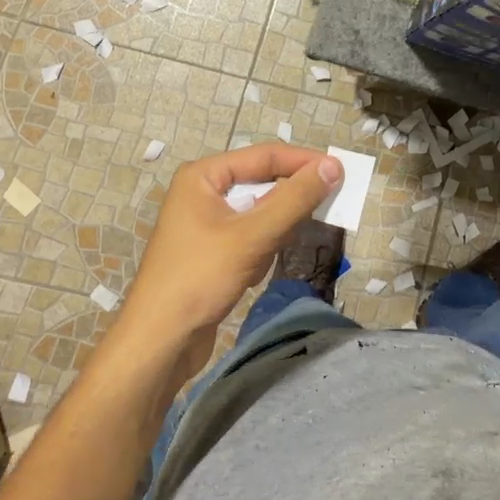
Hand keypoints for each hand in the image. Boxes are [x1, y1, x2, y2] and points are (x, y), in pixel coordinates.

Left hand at [121, 142, 342, 369]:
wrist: (158, 343)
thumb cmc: (200, 279)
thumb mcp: (252, 236)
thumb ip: (294, 199)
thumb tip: (333, 167)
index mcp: (203, 176)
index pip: (264, 156)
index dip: (304, 161)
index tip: (341, 171)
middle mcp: (202, 193)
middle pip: (262, 183)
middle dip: (290, 199)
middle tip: (330, 204)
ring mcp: (205, 224)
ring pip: (259, 212)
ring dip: (275, 229)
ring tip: (280, 247)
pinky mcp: (211, 252)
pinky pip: (250, 236)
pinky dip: (262, 248)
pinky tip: (255, 271)